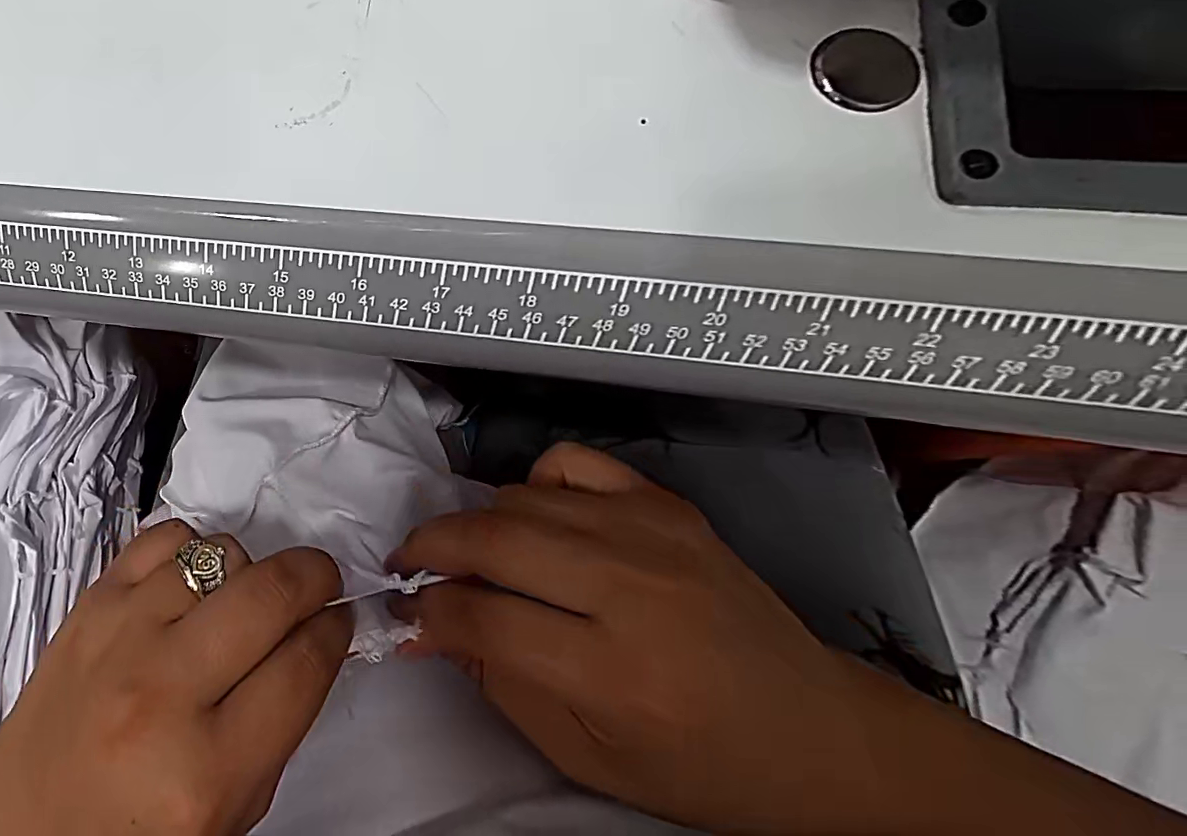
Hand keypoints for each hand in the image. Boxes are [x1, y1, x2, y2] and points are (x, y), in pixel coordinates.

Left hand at [0, 520, 350, 835]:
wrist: (26, 819)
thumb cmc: (133, 830)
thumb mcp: (230, 808)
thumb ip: (280, 722)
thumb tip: (317, 637)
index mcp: (206, 770)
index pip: (302, 666)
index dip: (335, 631)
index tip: (338, 619)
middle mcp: (162, 693)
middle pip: (269, 594)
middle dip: (314, 576)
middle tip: (320, 582)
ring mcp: (121, 636)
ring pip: (219, 554)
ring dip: (250, 566)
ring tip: (245, 594)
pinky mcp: (92, 601)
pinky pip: (164, 538)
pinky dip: (194, 548)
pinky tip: (195, 579)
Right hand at [390, 443, 1186, 835]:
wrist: (820, 735)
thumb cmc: (699, 763)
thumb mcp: (586, 755)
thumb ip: (496, 682)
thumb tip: (427, 623)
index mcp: (618, 674)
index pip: (484, 620)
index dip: (427, 612)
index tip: (405, 611)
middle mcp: (632, 589)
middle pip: (491, 540)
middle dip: (430, 547)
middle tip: (411, 563)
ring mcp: (651, 532)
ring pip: (519, 497)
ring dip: (477, 523)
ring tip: (475, 552)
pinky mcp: (666, 503)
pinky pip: (569, 460)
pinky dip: (534, 481)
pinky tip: (539, 517)